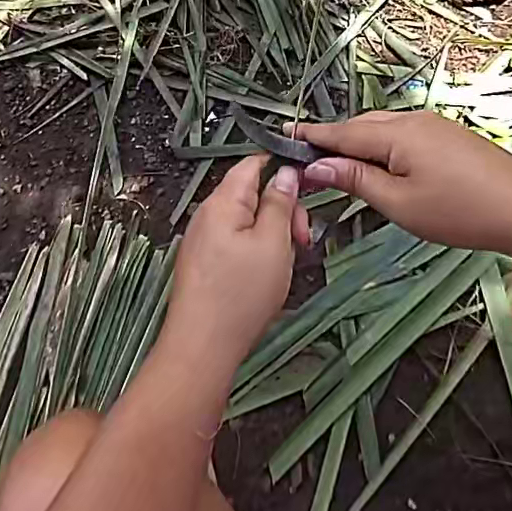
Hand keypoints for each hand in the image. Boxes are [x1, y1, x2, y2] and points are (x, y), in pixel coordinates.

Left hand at [166, 155, 310, 371]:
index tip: (309, 189)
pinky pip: (237, 241)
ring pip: (248, 220)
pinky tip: (267, 274)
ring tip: (285, 262)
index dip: (284, 169)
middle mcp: (208, 214)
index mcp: (223, 201)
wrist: (202, 347)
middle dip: (283, 210)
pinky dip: (258, 250)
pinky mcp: (205, 261)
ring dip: (274, 234)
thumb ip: (280, 203)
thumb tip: (286, 173)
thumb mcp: (273, 243)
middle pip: (253, 193)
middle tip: (301, 239)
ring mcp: (204, 239)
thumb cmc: (239, 296)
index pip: (254, 163)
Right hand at [292, 110, 511, 253]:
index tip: (287, 135)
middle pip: (362, 126)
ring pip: (384, 129)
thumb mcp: (398, 202)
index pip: (342, 131)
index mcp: (397, 133)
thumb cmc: (460, 210)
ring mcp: (434, 125)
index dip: (312, 135)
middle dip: (334, 141)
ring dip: (359, 144)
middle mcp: (414, 120)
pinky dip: (383, 147)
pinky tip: (382, 166)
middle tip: (310, 162)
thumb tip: (318, 165)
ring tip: (342, 167)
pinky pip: (403, 134)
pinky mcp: (448, 136)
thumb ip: (355, 180)